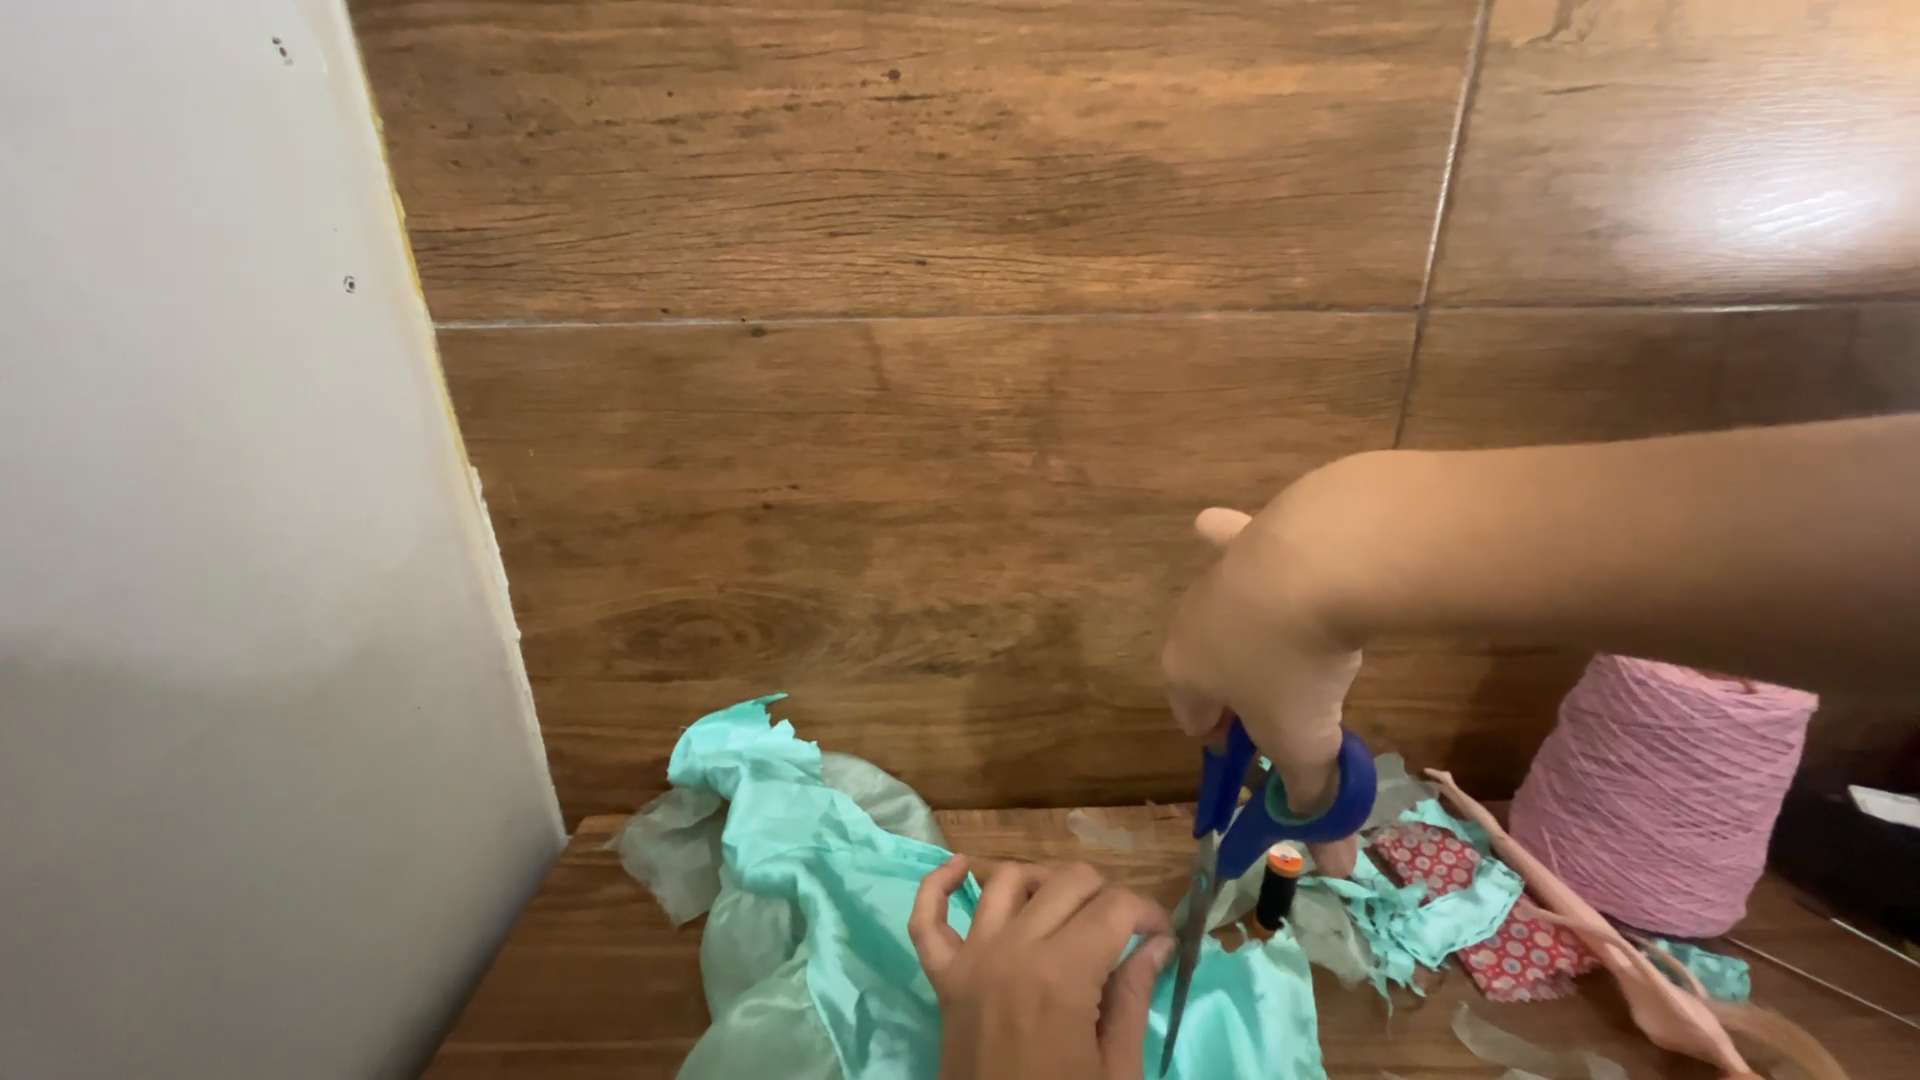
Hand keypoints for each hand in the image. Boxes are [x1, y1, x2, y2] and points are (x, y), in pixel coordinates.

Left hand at [909, 857, 1173, 1079]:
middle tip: (1123, 928)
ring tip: (1068, 905)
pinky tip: (961, 867)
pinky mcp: (944, 979)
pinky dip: (939, 886)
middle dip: (1106, 893)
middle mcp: (1014, 951)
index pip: (1115, 908)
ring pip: (1006, 880)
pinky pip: (927, 919)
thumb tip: (1156, 942)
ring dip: (1043, 881)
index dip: (1148, 912)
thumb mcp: (1117, 1072)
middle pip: (1067, 881)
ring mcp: (972, 960)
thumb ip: (1134, 997)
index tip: (1162, 934)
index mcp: (1063, 976)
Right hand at [1161, 503, 1363, 876]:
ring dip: (1246, 627)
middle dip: (1241, 691)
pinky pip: (1229, 540)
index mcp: (1184, 672)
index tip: (1266, 757)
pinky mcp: (1247, 533)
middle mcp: (1187, 622)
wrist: (1311, 563)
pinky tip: (1222, 528)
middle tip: (1290, 707)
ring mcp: (1215, 574)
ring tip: (1291, 636)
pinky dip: (1226, 539)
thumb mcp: (1305, 741)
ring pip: (1223, 609)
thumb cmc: (1292, 666)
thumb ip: (1314, 801)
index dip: (1230, 747)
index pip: (1194, 722)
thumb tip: (1335, 866)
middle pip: (1208, 667)